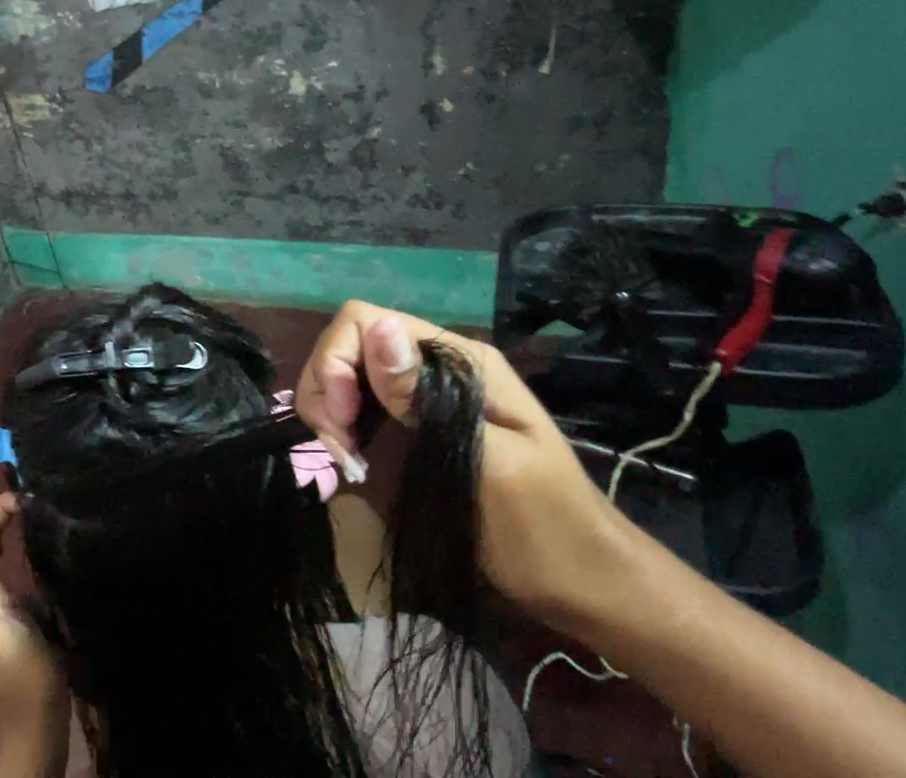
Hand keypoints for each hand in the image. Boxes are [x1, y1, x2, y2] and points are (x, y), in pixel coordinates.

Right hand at [294, 301, 646, 630]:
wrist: (579, 583)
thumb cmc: (544, 525)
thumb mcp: (492, 462)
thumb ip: (427, 397)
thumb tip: (379, 330)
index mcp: (458, 361)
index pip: (364, 322)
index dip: (336, 363)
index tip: (343, 423)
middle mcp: (431, 368)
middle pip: (345, 348)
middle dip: (327, 393)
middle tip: (341, 451)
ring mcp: (415, 399)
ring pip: (341, 378)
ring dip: (328, 414)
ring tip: (346, 461)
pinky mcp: (405, 430)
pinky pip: (352, 410)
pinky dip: (336, 432)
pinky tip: (351, 462)